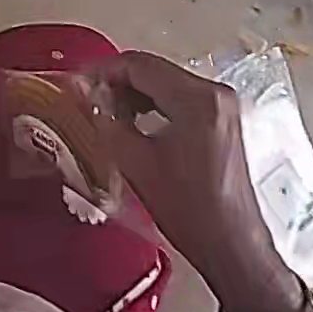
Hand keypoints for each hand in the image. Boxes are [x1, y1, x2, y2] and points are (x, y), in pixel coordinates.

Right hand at [86, 52, 302, 311]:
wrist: (234, 246)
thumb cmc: (186, 207)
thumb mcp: (136, 162)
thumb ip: (106, 119)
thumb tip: (83, 92)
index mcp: (196, 98)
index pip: (140, 65)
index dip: (103, 70)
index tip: (78, 84)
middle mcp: (214, 91)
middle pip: (155, 70)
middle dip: (118, 82)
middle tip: (89, 100)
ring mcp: (224, 103)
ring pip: (167, 81)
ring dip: (135, 92)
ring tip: (108, 114)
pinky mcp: (225, 117)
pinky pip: (181, 96)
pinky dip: (155, 103)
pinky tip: (136, 122)